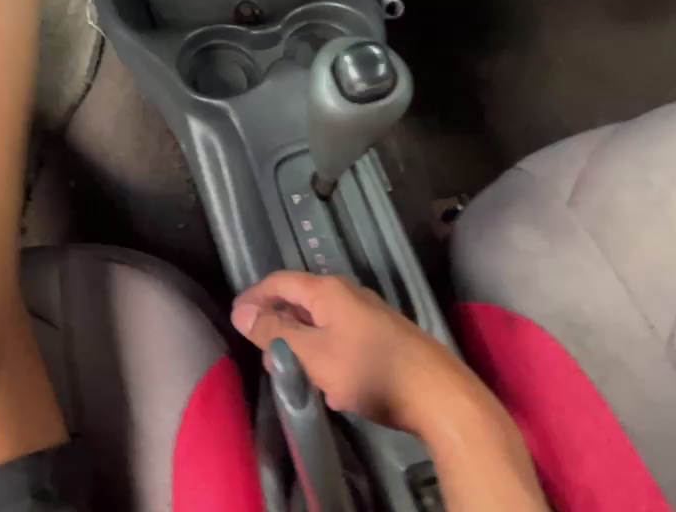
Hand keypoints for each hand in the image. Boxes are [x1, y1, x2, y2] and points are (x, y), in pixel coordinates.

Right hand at [231, 271, 476, 433]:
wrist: (439, 396)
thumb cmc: (369, 371)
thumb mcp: (312, 354)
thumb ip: (274, 331)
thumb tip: (240, 311)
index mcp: (328, 289)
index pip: (279, 280)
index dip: (254, 297)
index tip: (236, 319)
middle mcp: (348, 293)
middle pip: (301, 300)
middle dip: (277, 323)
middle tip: (261, 351)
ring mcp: (370, 315)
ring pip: (322, 321)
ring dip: (301, 342)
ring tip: (290, 370)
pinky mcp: (385, 338)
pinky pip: (342, 337)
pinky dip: (324, 353)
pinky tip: (328, 384)